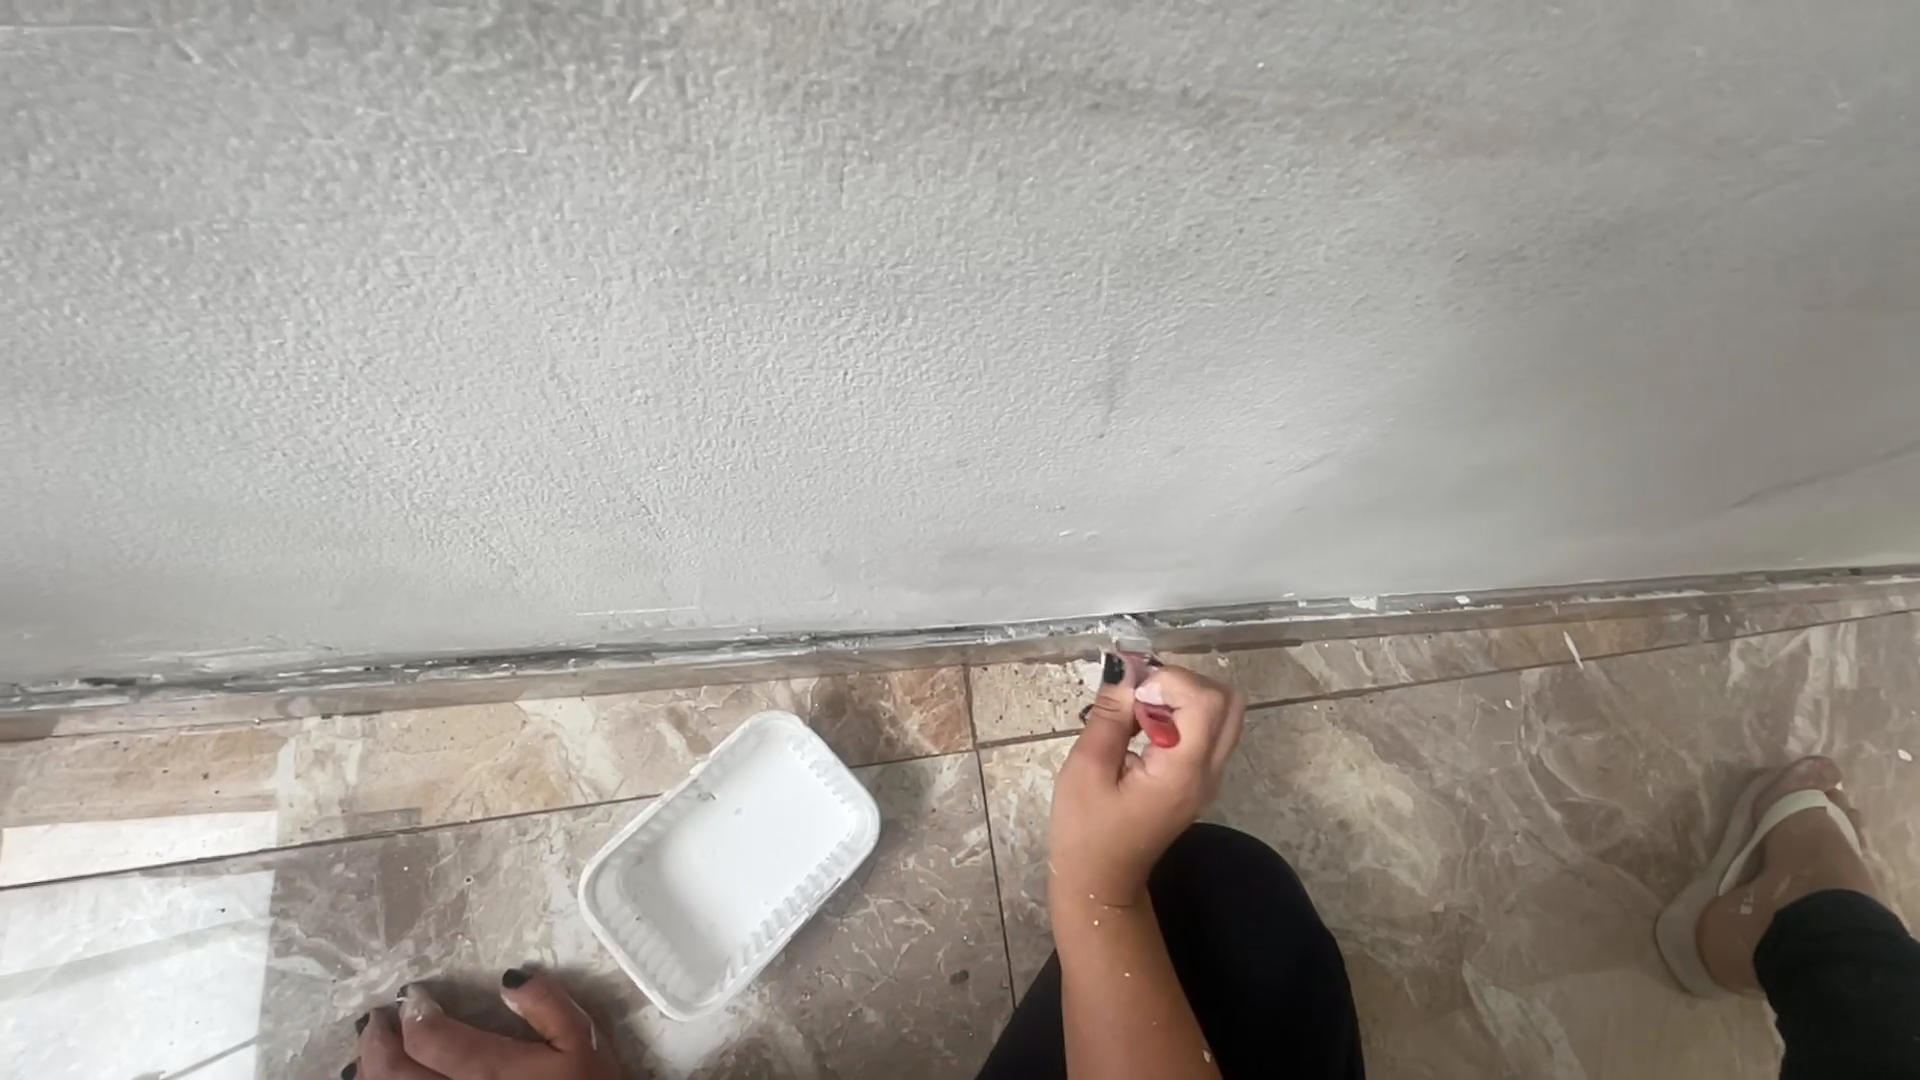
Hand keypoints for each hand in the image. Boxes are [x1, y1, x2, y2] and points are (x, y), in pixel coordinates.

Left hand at [349, 969, 625, 1079]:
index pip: (433, 1040)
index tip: (412, 995)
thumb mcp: (581, 1037)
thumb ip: (547, 1004)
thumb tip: (509, 978)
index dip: (416, 1014)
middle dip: (378, 1045)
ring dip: (370, 1077)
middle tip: (374, 1019)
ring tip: (365, 1057)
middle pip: (397, 1076)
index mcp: (493, 1072)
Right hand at [1048, 654, 1245, 907]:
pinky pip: (1208, 729)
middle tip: (1138, 694)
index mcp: (1182, 771)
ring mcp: (1209, 777)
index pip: (1205, 701)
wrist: (1100, 882)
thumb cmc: (1086, 830)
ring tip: (1138, 709)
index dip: (1168, 681)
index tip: (1130, 693)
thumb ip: (1110, 713)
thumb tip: (1125, 666)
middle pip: (1226, 700)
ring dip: (1182, 695)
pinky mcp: (1199, 778)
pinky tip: (1143, 725)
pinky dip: (1181, 712)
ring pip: (1223, 712)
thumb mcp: (1086, 766)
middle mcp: (1208, 771)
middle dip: (1181, 682)